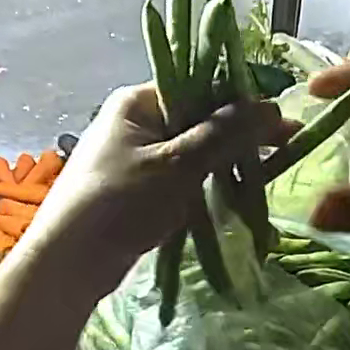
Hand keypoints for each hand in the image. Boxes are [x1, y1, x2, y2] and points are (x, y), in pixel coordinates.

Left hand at [17, 83, 291, 294]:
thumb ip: (225, 134)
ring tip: (260, 182)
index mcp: (139, 102)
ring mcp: (134, 161)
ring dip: (223, 169)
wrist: (69, 264)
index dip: (242, 102)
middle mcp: (135, 124)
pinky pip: (178, 184)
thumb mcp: (178, 164)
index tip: (280, 124)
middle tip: (281, 153)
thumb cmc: (119, 203)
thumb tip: (272, 107)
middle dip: (237, 139)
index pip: (201, 86)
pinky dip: (202, 192)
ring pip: (191, 157)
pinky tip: (229, 202)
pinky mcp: (136, 194)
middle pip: (199, 122)